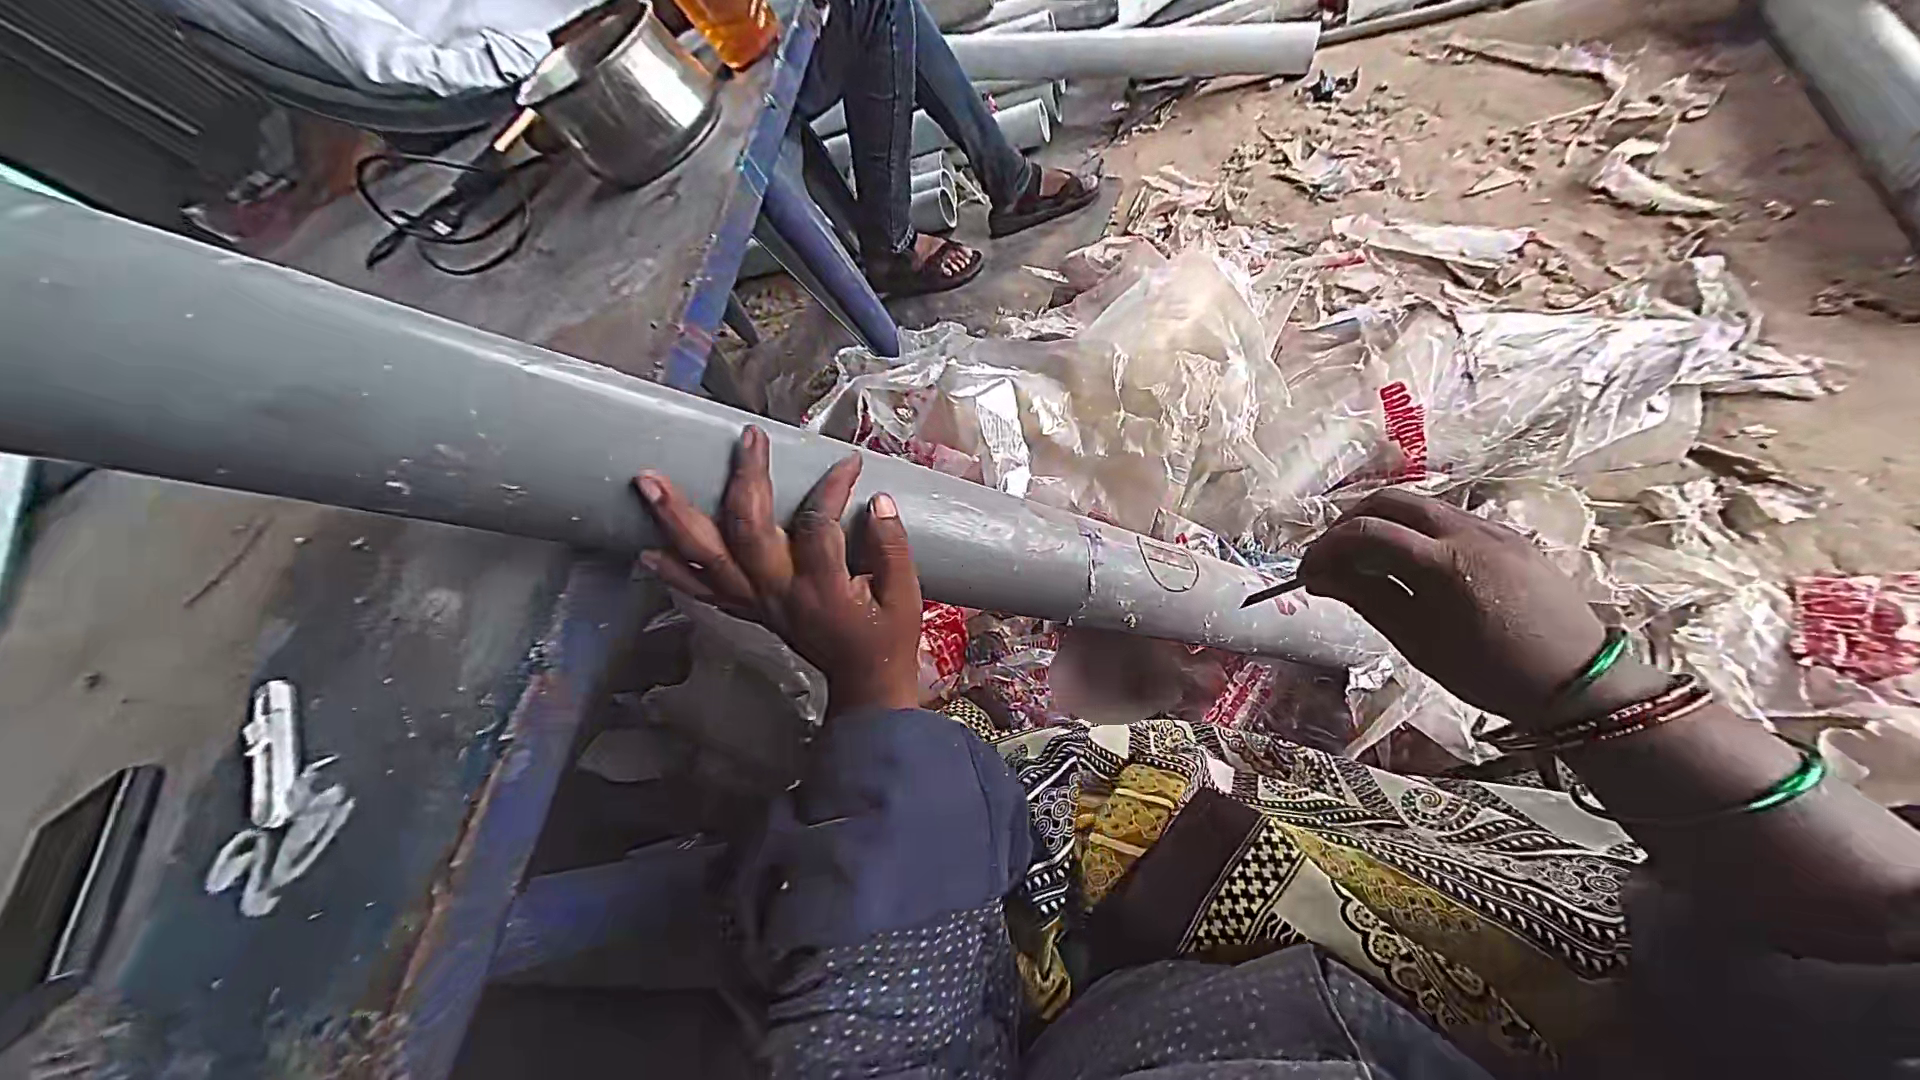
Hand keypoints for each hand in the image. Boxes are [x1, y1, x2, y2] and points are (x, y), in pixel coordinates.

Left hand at [635, 426, 922, 715]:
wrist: (865, 683)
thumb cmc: (887, 639)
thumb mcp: (905, 595)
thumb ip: (893, 547)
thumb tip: (879, 502)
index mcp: (823, 588)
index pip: (818, 525)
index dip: (832, 488)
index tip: (850, 464)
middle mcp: (780, 593)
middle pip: (748, 530)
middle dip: (746, 479)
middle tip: (748, 439)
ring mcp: (757, 602)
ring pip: (708, 558)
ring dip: (676, 519)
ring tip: (649, 482)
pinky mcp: (749, 609)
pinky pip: (702, 591)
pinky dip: (672, 571)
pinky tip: (647, 550)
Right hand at [1298, 489, 1662, 726]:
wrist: (1581, 685)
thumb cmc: (1490, 673)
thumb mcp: (1417, 641)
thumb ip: (1366, 598)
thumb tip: (1321, 577)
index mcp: (1443, 563)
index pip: (1364, 532)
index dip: (1325, 549)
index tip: (1308, 574)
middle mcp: (1469, 532)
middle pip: (1388, 501)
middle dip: (1347, 524)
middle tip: (1331, 557)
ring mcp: (1494, 530)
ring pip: (1419, 504)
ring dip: (1380, 523)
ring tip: (1365, 559)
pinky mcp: (1510, 536)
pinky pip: (1448, 518)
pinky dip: (1414, 530)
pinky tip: (1409, 562)